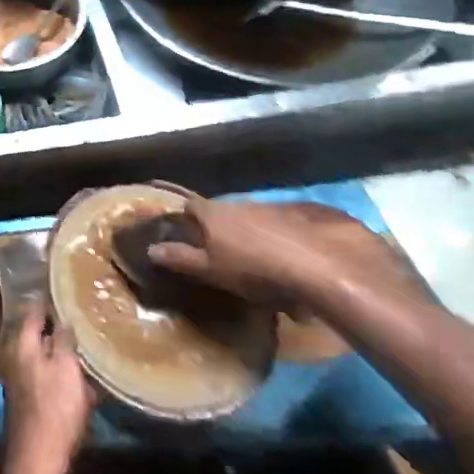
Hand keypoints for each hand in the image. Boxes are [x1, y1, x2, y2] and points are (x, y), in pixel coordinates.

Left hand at [1, 306, 91, 473]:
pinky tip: (85, 388)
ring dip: (65, 358)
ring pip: (46, 359)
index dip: (48, 300)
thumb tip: (62, 317)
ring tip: (88, 353)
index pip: (33, 310)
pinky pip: (49, 380)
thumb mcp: (66, 366)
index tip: (63, 288)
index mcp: (21, 344)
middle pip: (39, 335)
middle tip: (81, 321)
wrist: (40, 458)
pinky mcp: (29, 401)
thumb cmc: (55, 406)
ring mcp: (20, 380)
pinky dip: (64, 379)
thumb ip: (63, 338)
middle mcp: (15, 357)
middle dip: (59, 331)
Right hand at [145, 196, 417, 308]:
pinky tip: (292, 261)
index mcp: (213, 212)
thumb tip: (151, 249)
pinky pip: (285, 225)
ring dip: (254, 235)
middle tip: (225, 255)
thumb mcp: (211, 270)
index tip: (186, 234)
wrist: (323, 267)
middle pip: (224, 212)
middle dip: (223, 229)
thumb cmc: (255, 269)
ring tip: (262, 264)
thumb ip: (180, 258)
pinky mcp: (306, 216)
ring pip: (255, 218)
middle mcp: (240, 203)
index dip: (186, 218)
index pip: (190, 206)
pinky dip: (283, 239)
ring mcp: (274, 207)